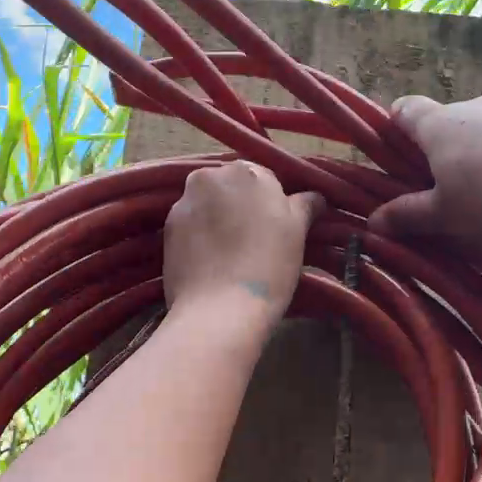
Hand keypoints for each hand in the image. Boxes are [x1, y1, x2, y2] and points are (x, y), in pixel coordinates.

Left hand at [162, 161, 321, 332]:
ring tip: (228, 257)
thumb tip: (316, 197)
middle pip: (230, 188)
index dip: (271, 205)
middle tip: (252, 243)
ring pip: (207, 206)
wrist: (220, 310)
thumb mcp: (297, 234)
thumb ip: (305, 207)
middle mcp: (210, 177)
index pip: (263, 179)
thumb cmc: (268, 268)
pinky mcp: (166, 231)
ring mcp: (183, 203)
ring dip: (217, 221)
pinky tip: (210, 265)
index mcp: (247, 171)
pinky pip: (189, 227)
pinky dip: (199, 239)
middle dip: (239, 208)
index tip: (275, 231)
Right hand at [370, 95, 481, 250]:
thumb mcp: (443, 216)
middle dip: (436, 152)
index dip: (394, 127)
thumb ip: (408, 215)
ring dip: (473, 158)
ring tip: (479, 198)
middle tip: (436, 190)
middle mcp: (473, 108)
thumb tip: (374, 221)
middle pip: (444, 122)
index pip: (405, 110)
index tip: (392, 154)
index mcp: (439, 124)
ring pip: (479, 132)